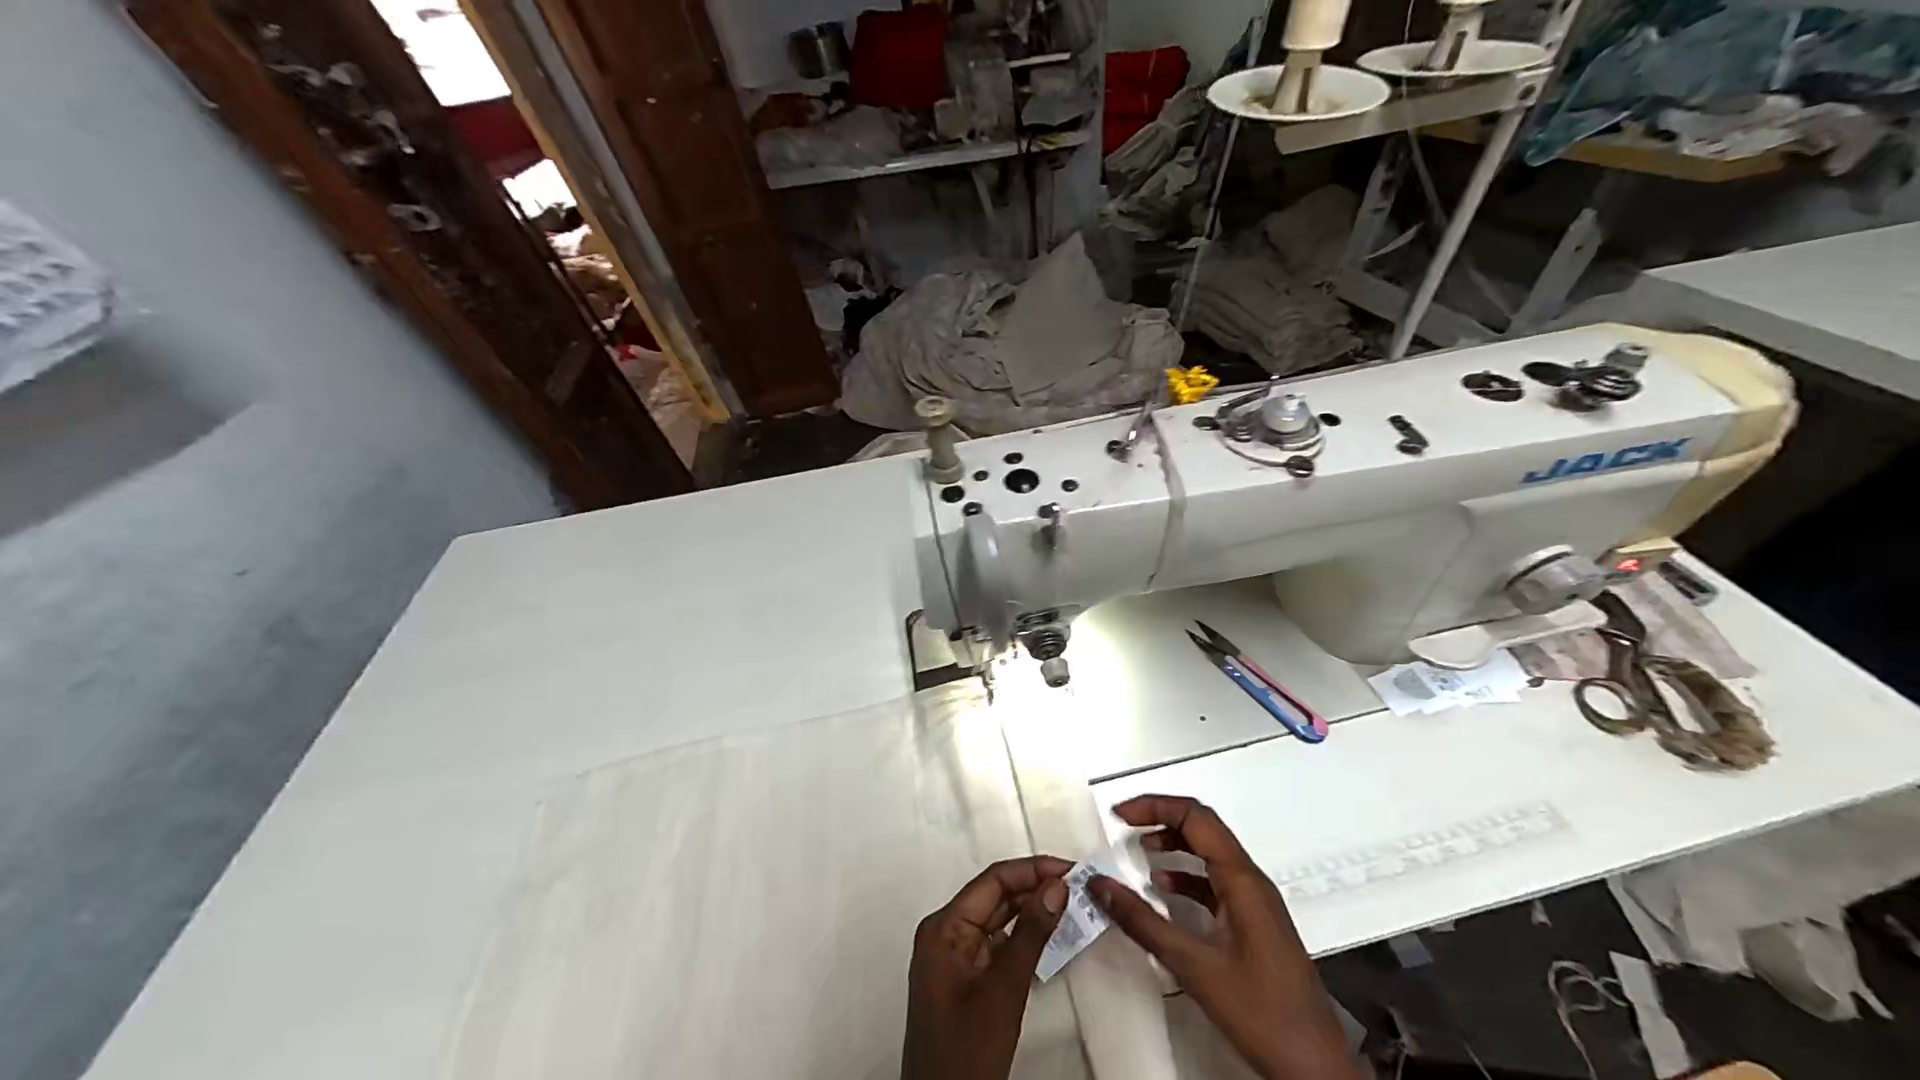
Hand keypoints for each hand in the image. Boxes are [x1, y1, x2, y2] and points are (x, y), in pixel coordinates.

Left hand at [902, 855, 1071, 1079]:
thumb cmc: (964, 1054)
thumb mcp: (1004, 990)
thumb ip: (1031, 934)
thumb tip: (1055, 888)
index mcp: (944, 927)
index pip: (992, 881)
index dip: (1032, 870)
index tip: (1069, 870)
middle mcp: (945, 933)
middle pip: (995, 896)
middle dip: (1035, 886)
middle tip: (1077, 885)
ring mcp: (954, 956)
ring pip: (998, 918)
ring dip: (1032, 910)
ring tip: (1070, 903)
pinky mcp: (966, 977)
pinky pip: (997, 942)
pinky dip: (1023, 936)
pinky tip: (1049, 933)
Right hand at [1089, 796, 1361, 1079]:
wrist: (1316, 1069)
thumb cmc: (1264, 1015)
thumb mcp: (1194, 966)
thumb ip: (1143, 921)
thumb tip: (1100, 886)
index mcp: (1242, 881)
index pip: (1196, 817)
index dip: (1155, 806)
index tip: (1122, 814)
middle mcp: (1251, 883)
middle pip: (1204, 829)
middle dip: (1162, 819)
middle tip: (1125, 824)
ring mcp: (1255, 904)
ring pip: (1209, 855)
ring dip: (1173, 846)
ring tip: (1139, 853)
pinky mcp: (1253, 924)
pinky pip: (1215, 883)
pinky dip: (1185, 877)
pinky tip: (1164, 892)